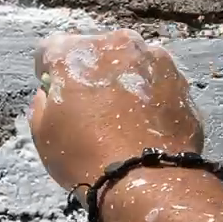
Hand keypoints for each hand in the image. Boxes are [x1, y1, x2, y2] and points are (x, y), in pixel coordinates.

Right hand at [29, 30, 204, 189]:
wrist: (144, 177)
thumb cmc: (84, 154)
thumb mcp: (42, 133)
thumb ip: (42, 103)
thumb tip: (50, 93)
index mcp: (74, 53)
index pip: (50, 49)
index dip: (47, 72)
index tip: (53, 94)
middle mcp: (117, 44)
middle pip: (94, 50)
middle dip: (88, 72)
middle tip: (86, 108)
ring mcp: (155, 59)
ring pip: (128, 62)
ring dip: (119, 81)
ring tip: (117, 118)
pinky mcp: (181, 79)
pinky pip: (154, 81)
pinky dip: (145, 96)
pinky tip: (140, 125)